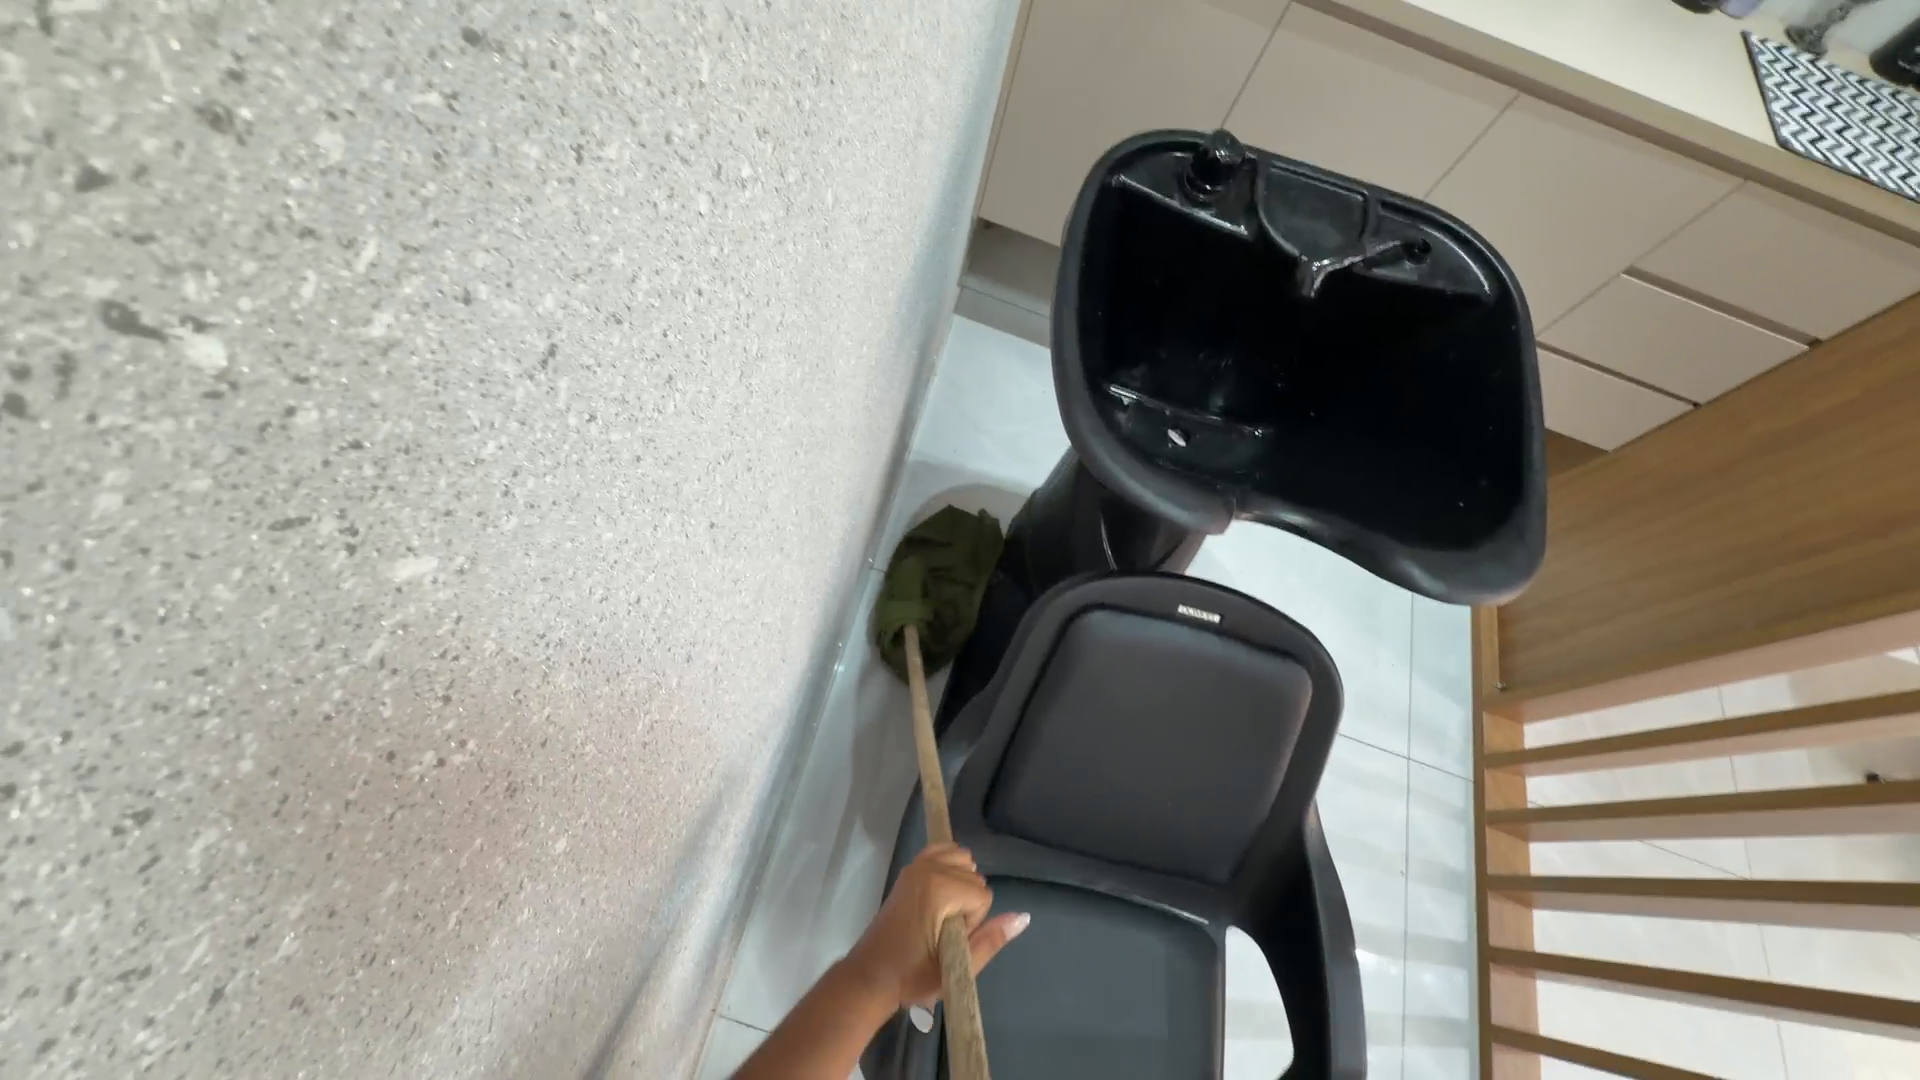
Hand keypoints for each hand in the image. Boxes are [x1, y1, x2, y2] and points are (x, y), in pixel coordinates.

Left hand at [843, 844, 1029, 1009]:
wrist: (872, 975)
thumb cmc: (913, 976)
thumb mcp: (956, 967)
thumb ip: (991, 939)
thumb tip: (1024, 917)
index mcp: (940, 890)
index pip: (984, 896)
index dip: (973, 922)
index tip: (952, 941)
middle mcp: (930, 869)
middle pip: (975, 877)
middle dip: (968, 904)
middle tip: (945, 931)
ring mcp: (918, 864)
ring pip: (963, 859)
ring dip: (961, 883)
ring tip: (942, 913)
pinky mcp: (911, 867)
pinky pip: (943, 849)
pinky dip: (949, 864)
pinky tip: (943, 890)